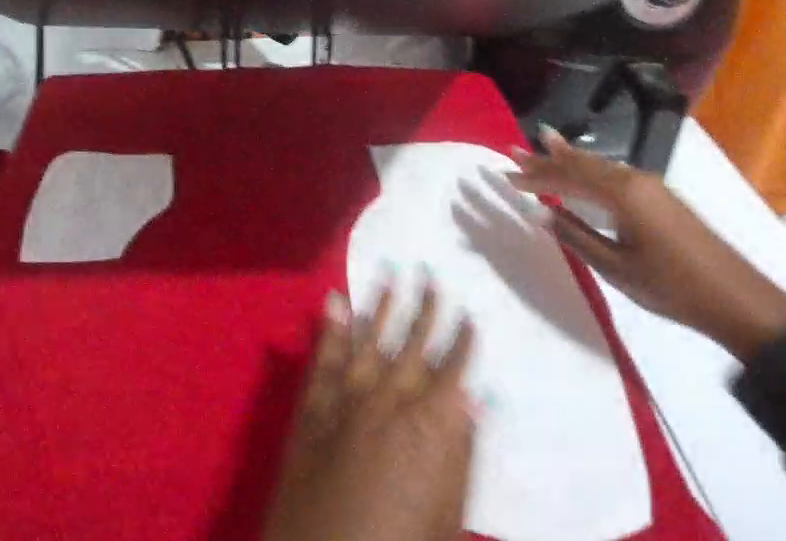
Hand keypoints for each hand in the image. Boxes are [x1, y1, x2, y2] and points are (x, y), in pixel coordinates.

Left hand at [262, 283, 476, 540]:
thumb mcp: (448, 511)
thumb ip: (460, 452)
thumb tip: (472, 400)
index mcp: (429, 424)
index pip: (452, 369)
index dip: (462, 341)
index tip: (469, 313)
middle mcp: (389, 401)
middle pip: (411, 345)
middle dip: (424, 309)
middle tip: (430, 274)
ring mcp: (347, 402)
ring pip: (368, 342)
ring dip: (380, 307)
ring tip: (390, 275)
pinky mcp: (312, 412)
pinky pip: (323, 362)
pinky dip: (329, 330)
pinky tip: (335, 303)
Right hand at [509, 126, 785, 360]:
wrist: (737, 299)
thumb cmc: (672, 287)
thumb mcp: (617, 268)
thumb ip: (577, 236)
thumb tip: (541, 212)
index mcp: (621, 195)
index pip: (568, 178)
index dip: (535, 177)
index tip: (505, 174)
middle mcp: (635, 180)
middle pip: (583, 165)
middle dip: (548, 158)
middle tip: (515, 149)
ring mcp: (652, 187)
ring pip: (600, 166)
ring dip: (570, 159)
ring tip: (545, 142)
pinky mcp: (662, 198)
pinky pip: (616, 173)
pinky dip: (592, 169)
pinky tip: (587, 169)